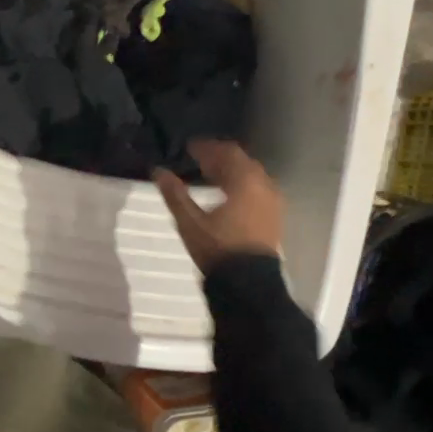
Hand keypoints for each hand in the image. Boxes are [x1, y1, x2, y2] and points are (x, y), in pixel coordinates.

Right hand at [153, 140, 285, 273]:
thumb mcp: (190, 222)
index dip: (208, 148)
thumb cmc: (218, 248)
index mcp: (245, 183)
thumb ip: (174, 194)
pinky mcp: (274, 217)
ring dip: (232, 172)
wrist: (248, 283)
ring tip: (211, 176)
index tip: (190, 147)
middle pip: (242, 163)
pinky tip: (228, 196)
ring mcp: (272, 203)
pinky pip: (258, 190)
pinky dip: (242, 186)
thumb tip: (158, 171)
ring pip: (252, 177)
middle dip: (220, 158)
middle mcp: (264, 187)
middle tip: (199, 160)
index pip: (228, 153)